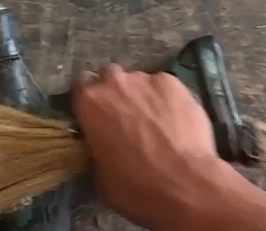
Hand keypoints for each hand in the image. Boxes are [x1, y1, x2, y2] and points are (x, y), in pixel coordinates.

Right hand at [72, 64, 234, 227]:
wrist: (185, 185)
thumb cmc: (136, 188)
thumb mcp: (102, 179)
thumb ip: (96, 151)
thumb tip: (101, 147)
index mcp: (91, 103)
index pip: (80, 89)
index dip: (89, 103)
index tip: (95, 117)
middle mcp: (115, 82)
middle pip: (110, 78)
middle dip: (115, 94)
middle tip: (125, 119)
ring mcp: (146, 78)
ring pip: (139, 82)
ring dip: (142, 97)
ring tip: (156, 124)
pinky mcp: (173, 82)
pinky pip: (164, 87)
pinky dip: (166, 100)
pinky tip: (175, 122)